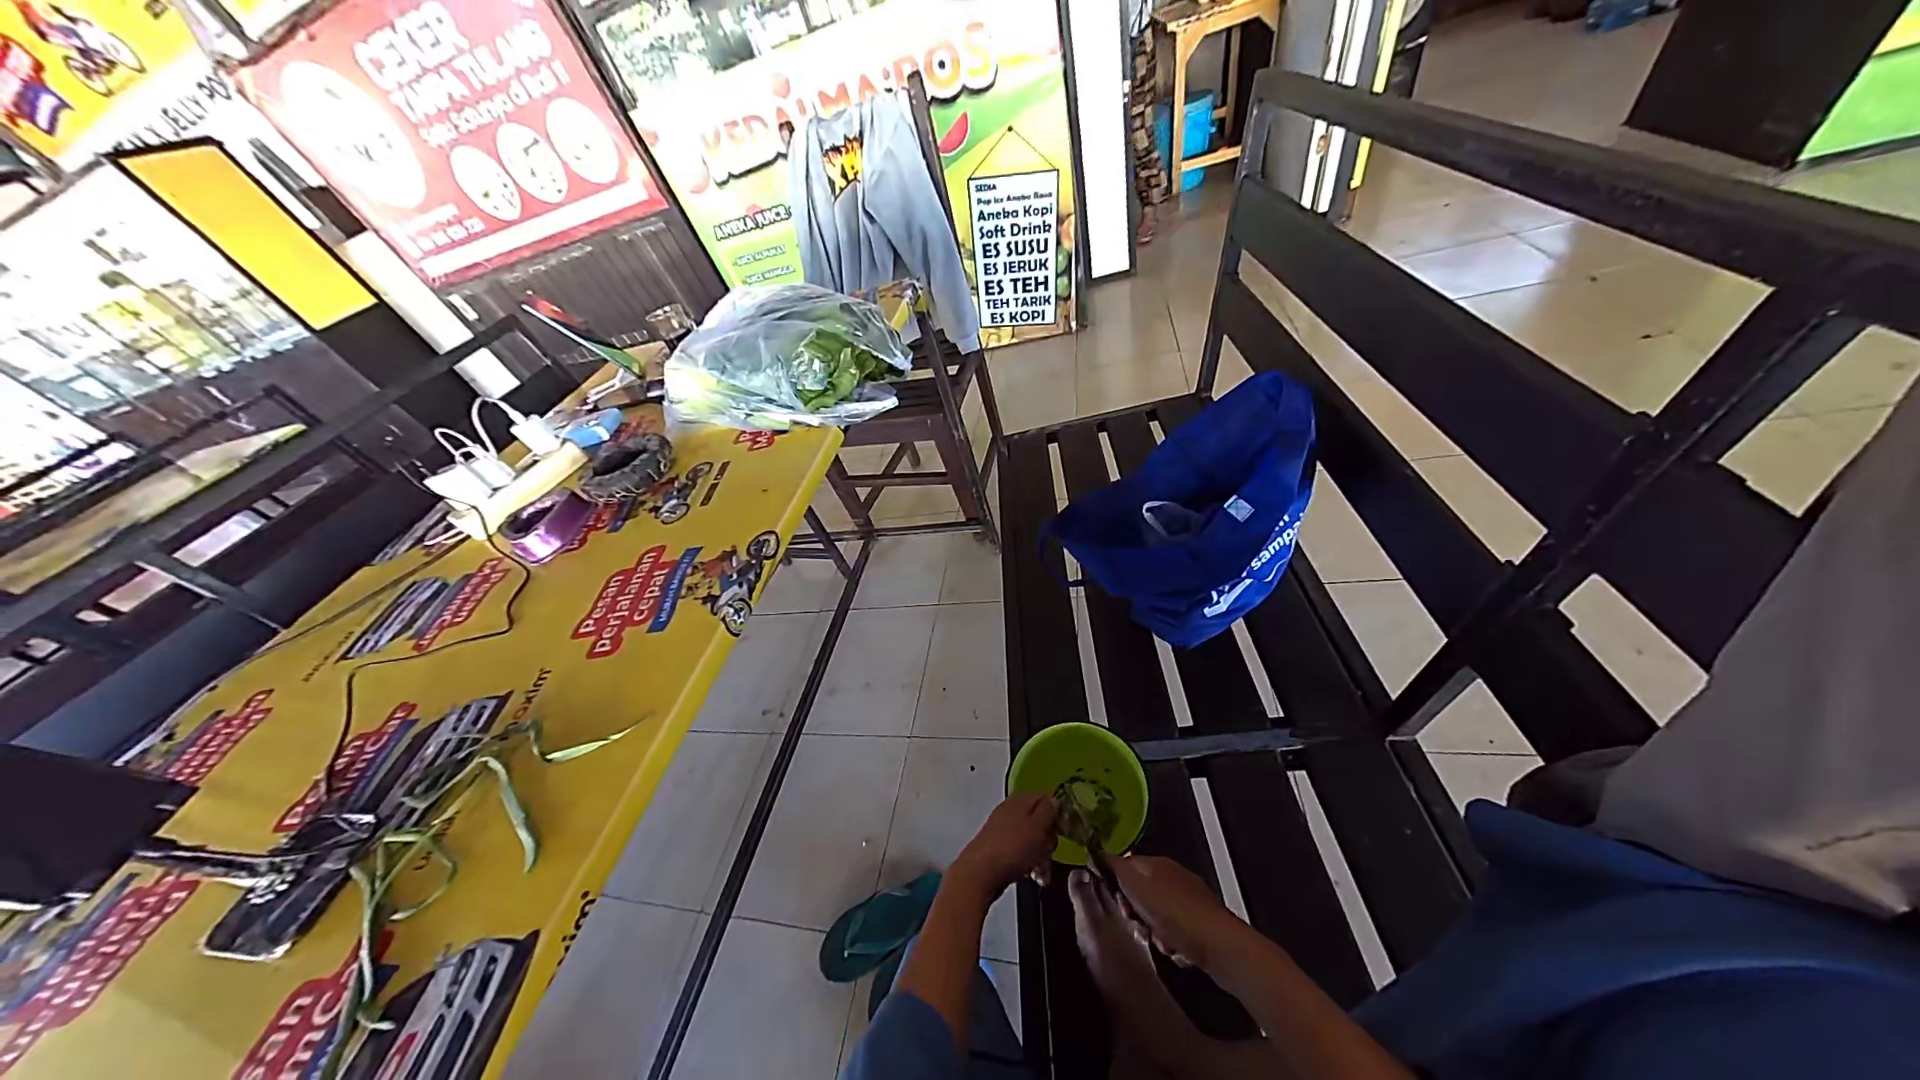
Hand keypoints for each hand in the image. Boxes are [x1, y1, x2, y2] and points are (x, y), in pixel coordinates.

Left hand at [950, 792, 1057, 902]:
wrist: (980, 872)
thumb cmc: (1014, 848)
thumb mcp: (1038, 826)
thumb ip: (1048, 810)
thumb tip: (1053, 800)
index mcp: (1020, 800)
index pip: (1046, 799)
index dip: (1057, 815)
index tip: (1061, 832)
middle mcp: (1011, 810)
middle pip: (1040, 822)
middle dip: (1048, 841)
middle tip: (1048, 854)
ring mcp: (1003, 829)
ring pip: (1031, 840)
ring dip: (1041, 857)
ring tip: (1041, 874)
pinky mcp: (998, 847)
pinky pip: (1020, 852)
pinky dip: (1028, 863)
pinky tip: (1031, 876)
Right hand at [1109, 854, 1241, 968]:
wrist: (1219, 946)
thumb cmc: (1175, 914)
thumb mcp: (1137, 886)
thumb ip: (1117, 867)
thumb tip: (1101, 853)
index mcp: (1159, 864)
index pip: (1127, 865)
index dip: (1118, 884)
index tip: (1118, 902)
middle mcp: (1175, 878)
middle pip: (1142, 894)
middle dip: (1137, 914)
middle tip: (1139, 925)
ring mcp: (1190, 901)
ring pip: (1158, 917)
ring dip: (1154, 932)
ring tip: (1161, 942)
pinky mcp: (1201, 925)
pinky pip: (1176, 933)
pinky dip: (1173, 944)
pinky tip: (1176, 951)